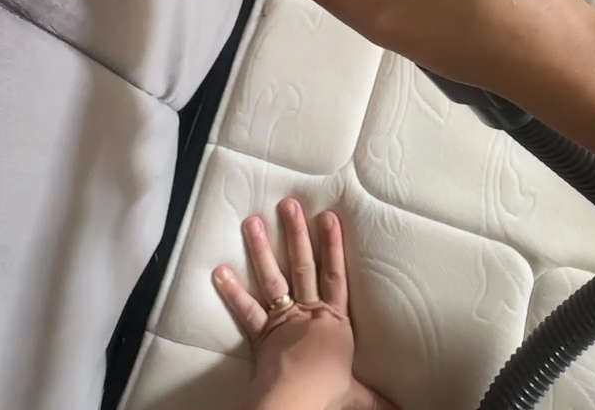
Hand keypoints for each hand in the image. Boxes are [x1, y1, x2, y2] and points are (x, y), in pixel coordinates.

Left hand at [212, 199, 395, 409]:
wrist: (298, 401)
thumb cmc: (329, 394)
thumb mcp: (359, 396)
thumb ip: (375, 398)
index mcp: (334, 322)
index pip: (335, 276)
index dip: (333, 246)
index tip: (328, 216)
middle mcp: (308, 314)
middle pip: (303, 266)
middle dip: (296, 233)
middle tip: (289, 204)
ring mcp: (283, 320)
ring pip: (272, 278)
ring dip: (261, 249)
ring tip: (252, 222)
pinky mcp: (262, 334)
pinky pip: (246, 310)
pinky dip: (231, 291)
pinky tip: (219, 270)